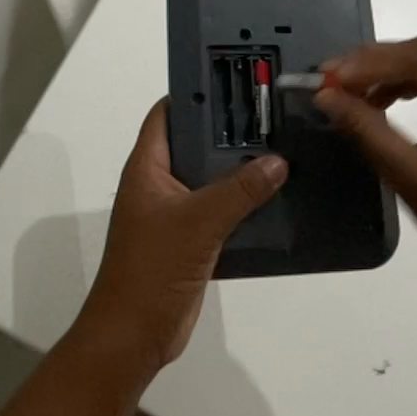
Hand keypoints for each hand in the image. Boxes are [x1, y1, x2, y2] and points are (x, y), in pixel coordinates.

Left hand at [73, 99, 287, 372]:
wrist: (134, 336)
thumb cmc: (152, 268)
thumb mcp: (197, 222)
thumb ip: (239, 190)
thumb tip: (278, 161)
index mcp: (147, 167)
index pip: (167, 114)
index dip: (194, 94)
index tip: (233, 80)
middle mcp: (159, 183)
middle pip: (194, 144)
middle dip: (228, 131)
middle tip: (270, 114)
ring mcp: (174, 213)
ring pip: (210, 179)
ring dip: (239, 170)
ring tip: (282, 149)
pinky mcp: (190, 240)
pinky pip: (220, 211)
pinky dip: (243, 204)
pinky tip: (275, 198)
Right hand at [313, 38, 416, 285]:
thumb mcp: (410, 177)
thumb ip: (367, 130)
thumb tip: (326, 96)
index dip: (369, 61)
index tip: (329, 76)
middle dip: (376, 63)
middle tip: (333, 79)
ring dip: (391, 73)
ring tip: (353, 92)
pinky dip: (411, 86)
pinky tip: (385, 101)